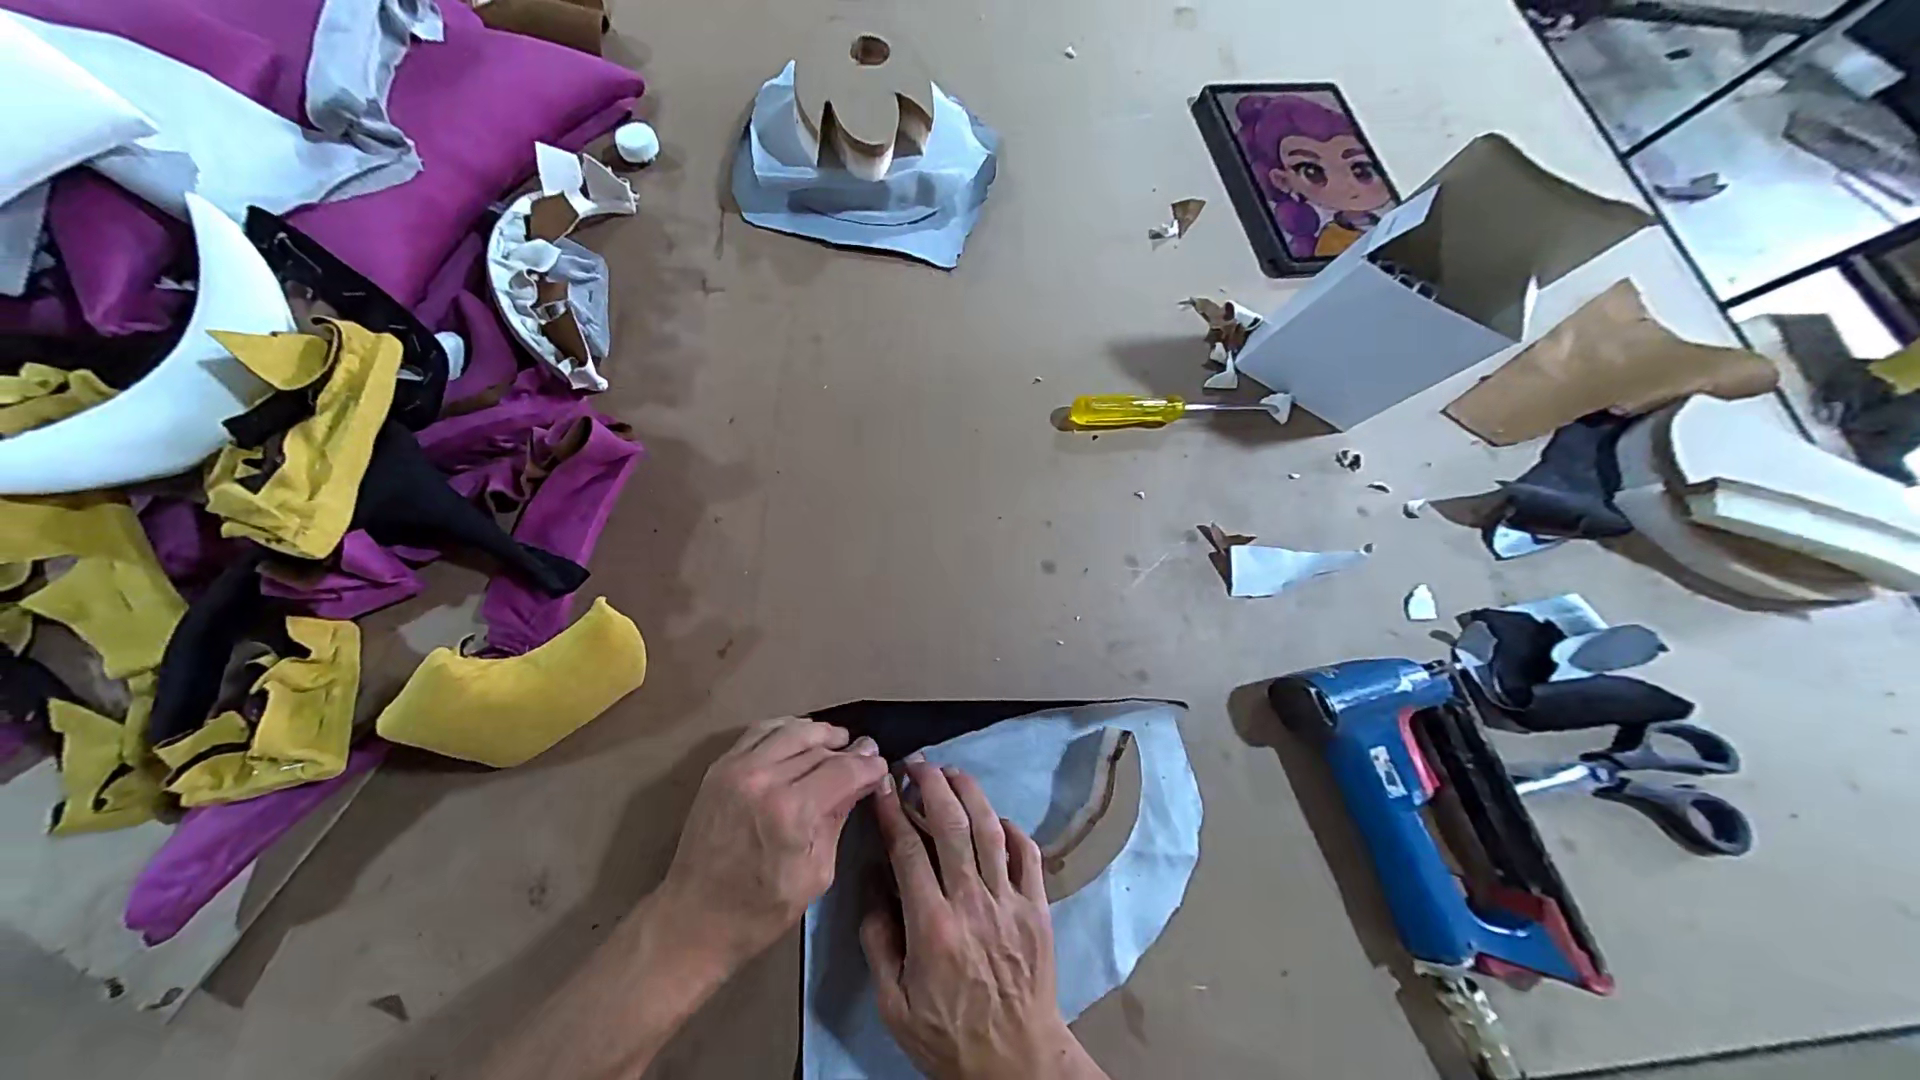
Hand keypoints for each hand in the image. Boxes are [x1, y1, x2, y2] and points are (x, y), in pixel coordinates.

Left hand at [657, 716, 887, 972]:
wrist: (692, 920)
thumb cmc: (760, 910)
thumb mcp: (816, 874)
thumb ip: (838, 819)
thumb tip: (862, 782)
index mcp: (791, 812)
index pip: (844, 770)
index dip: (868, 766)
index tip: (881, 767)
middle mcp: (764, 779)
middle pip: (821, 747)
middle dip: (849, 749)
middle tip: (865, 754)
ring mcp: (737, 768)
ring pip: (792, 729)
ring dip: (821, 733)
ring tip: (836, 742)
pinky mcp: (720, 767)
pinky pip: (761, 730)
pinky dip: (786, 728)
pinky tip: (800, 739)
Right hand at [861, 762, 1106, 1079]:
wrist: (1017, 1063)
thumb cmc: (948, 1036)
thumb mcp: (894, 1006)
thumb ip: (878, 942)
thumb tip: (873, 885)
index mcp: (933, 927)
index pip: (908, 851)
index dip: (894, 811)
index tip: (883, 784)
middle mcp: (973, 903)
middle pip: (952, 826)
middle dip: (931, 785)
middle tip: (917, 763)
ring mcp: (1011, 902)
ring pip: (990, 830)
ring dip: (969, 793)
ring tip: (952, 772)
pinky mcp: (1038, 907)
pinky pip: (1028, 853)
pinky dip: (1012, 828)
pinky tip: (995, 817)